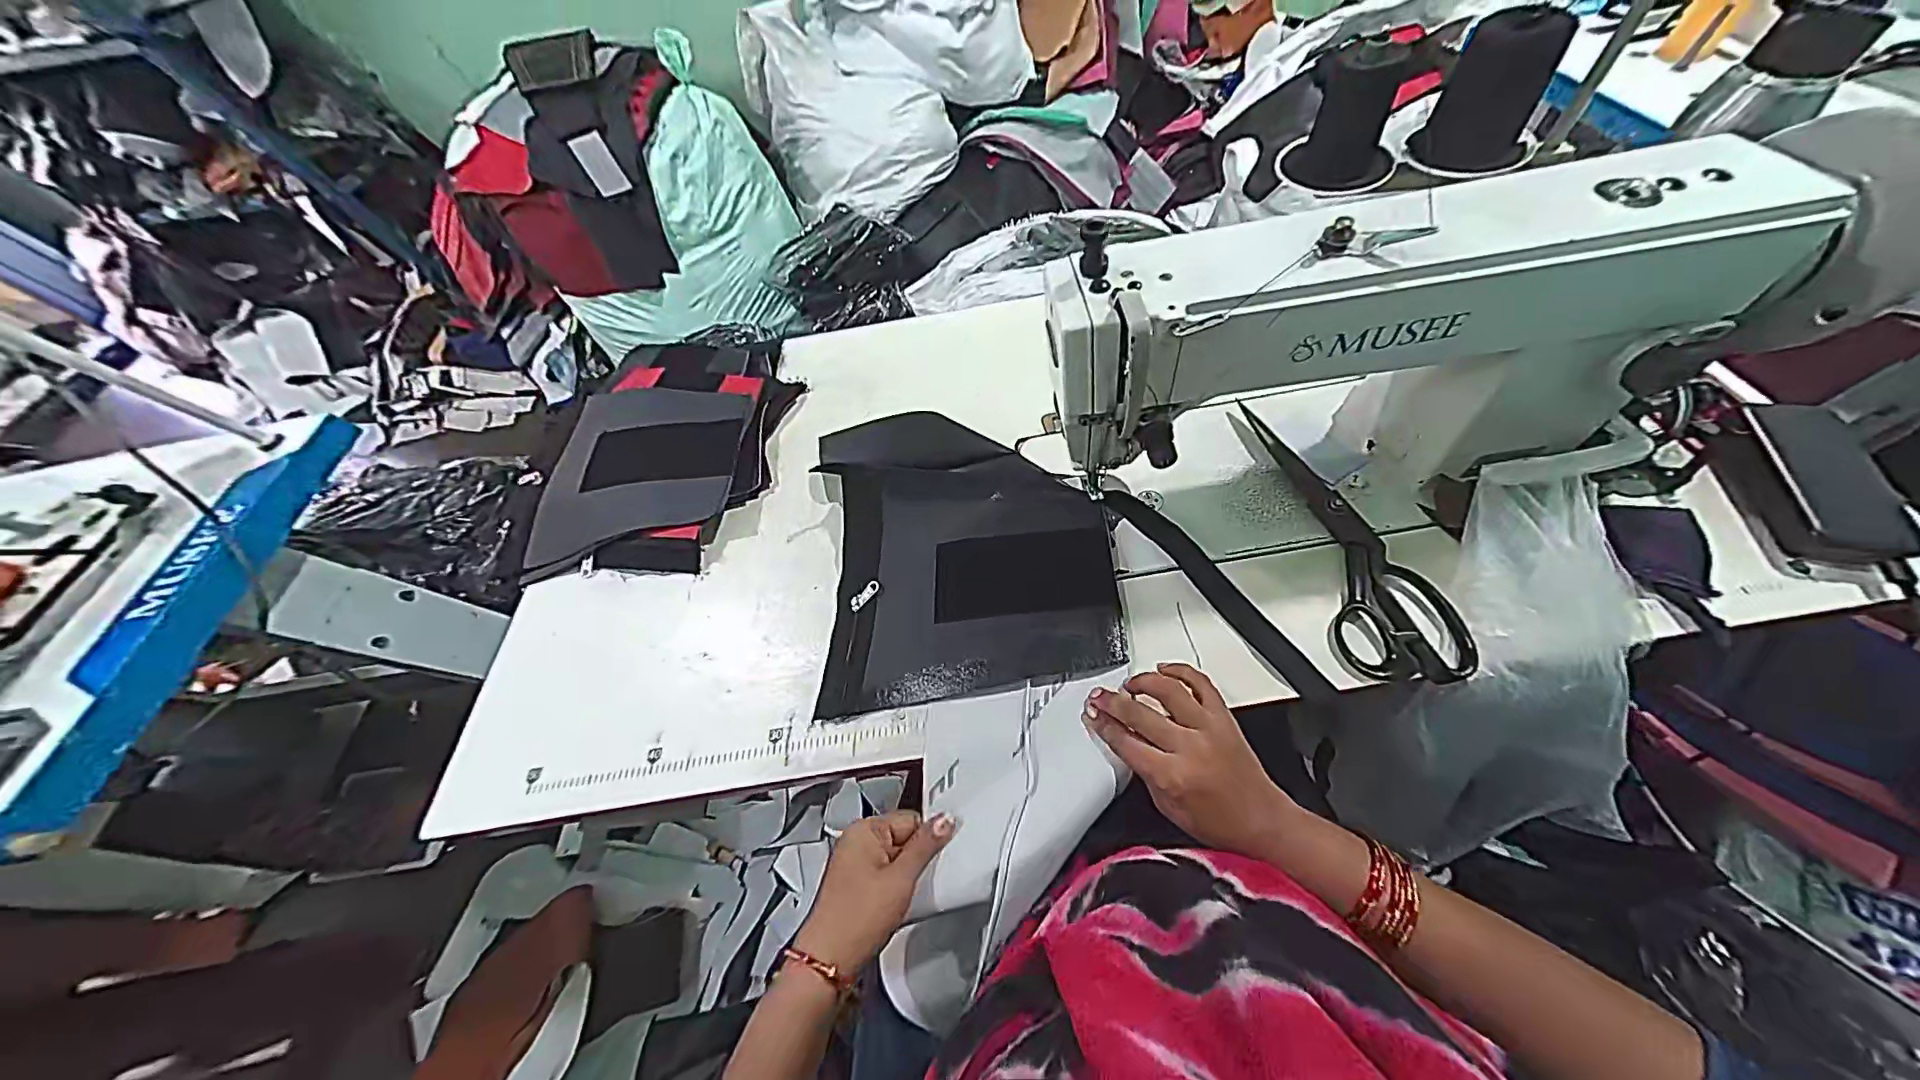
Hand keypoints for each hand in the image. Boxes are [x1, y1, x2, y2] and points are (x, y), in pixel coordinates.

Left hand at [792, 810, 956, 971]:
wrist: (829, 962)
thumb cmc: (854, 920)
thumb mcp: (901, 878)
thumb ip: (926, 845)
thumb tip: (943, 820)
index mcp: (863, 829)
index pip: (911, 819)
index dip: (927, 840)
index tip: (934, 858)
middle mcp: (855, 842)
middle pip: (904, 838)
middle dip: (915, 861)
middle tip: (910, 883)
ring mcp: (854, 864)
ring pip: (896, 860)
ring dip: (905, 877)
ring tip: (898, 899)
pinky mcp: (856, 885)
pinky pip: (886, 876)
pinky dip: (895, 889)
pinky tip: (892, 906)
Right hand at [1084, 663, 1298, 855]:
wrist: (1262, 821)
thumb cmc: (1220, 822)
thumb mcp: (1167, 807)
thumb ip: (1144, 772)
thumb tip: (1124, 743)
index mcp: (1173, 776)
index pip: (1126, 742)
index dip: (1103, 725)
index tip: (1093, 715)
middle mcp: (1190, 747)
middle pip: (1139, 713)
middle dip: (1111, 701)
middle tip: (1099, 696)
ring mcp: (1209, 728)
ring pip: (1168, 690)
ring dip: (1142, 681)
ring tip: (1129, 684)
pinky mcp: (1224, 718)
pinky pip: (1201, 683)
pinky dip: (1180, 671)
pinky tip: (1164, 670)